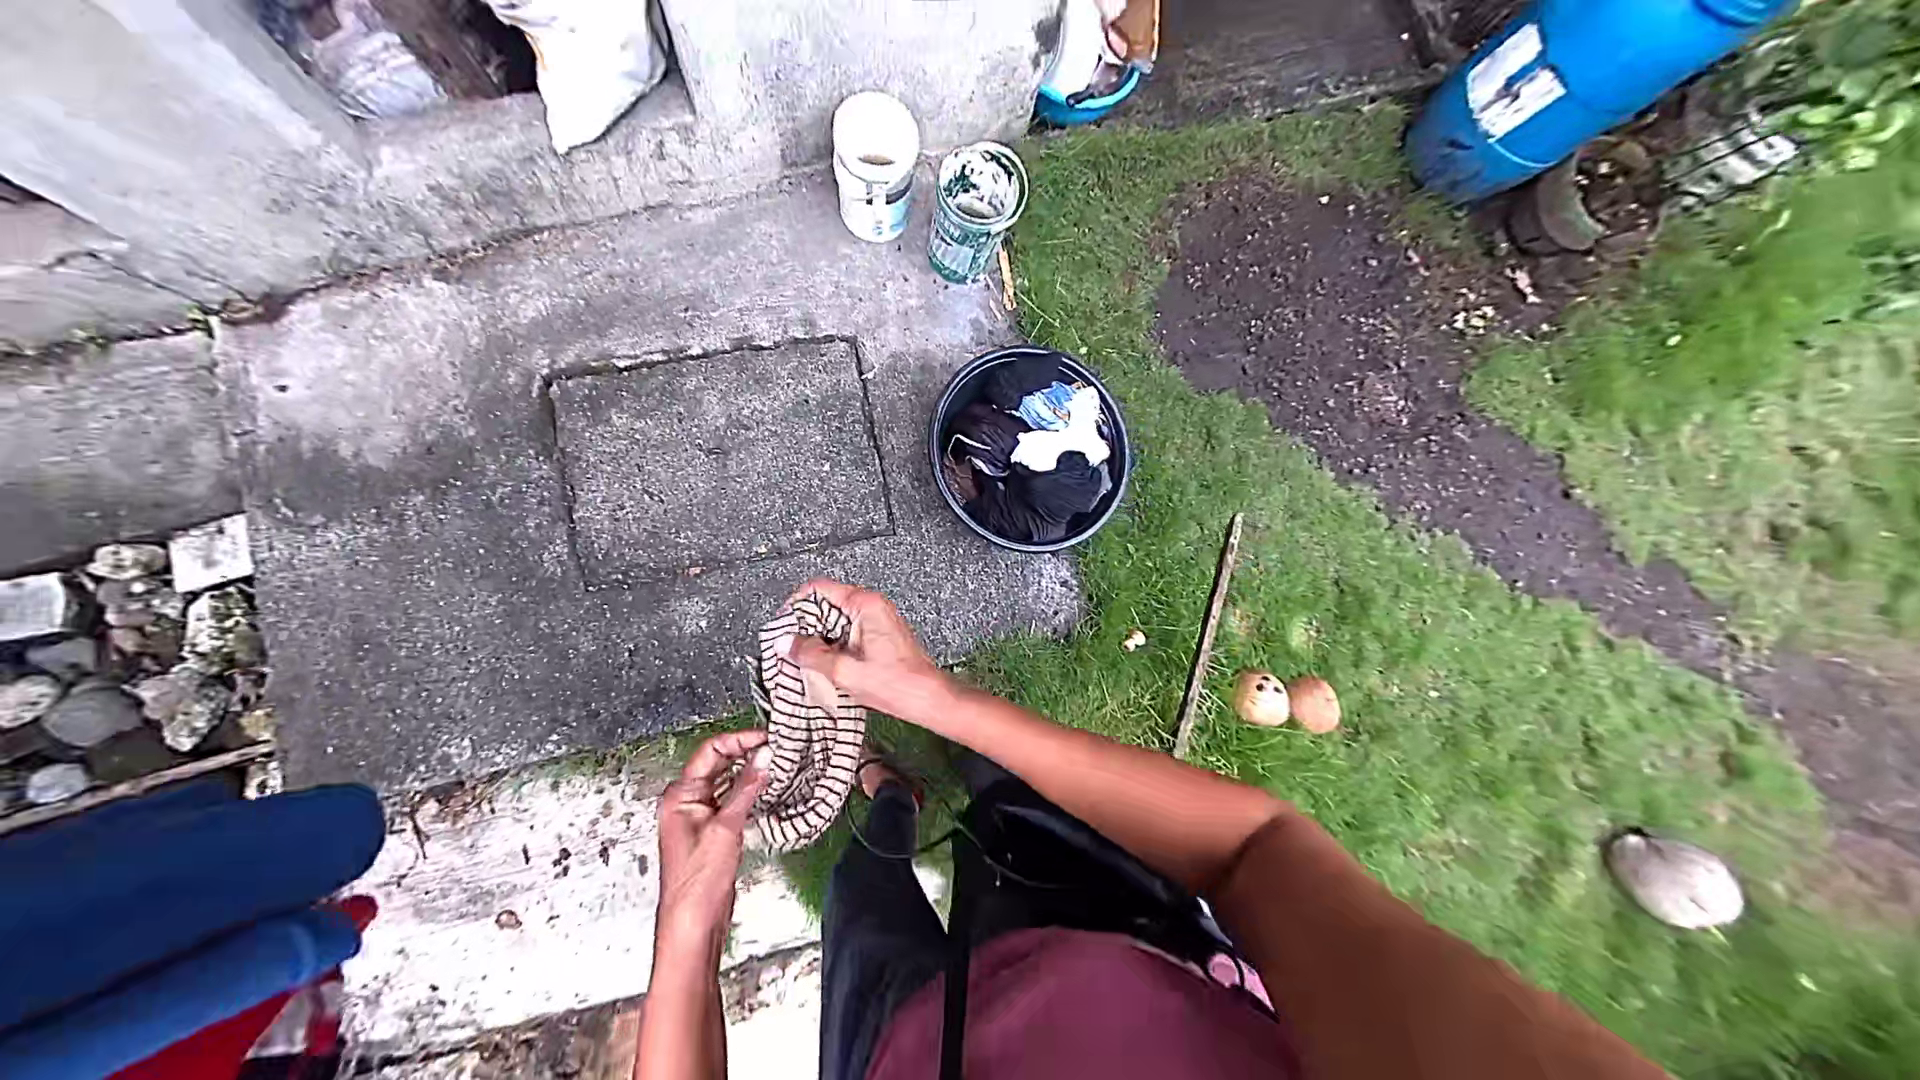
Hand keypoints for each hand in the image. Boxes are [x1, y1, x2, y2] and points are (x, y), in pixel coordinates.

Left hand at [656, 730, 771, 946]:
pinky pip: (732, 797)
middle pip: (718, 762)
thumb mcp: (726, 828)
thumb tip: (763, 756)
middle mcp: (687, 800)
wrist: (694, 922)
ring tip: (774, 763)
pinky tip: (765, 786)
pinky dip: (748, 789)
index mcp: (679, 795)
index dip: (738, 740)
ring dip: (749, 770)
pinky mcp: (713, 828)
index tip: (764, 738)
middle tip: (774, 748)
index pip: (711, 751)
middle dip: (745, 752)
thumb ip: (746, 788)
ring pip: (727, 779)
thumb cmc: (698, 881)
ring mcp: (700, 814)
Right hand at [783, 579, 945, 713]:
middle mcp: (871, 606)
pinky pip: (844, 632)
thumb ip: (811, 655)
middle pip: (824, 604)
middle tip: (790, 649)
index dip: (794, 606)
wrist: (926, 697)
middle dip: (804, 626)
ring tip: (805, 661)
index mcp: (865, 604)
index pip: (818, 588)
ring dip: (816, 639)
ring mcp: (874, 619)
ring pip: (832, 621)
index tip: (783, 627)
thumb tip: (785, 644)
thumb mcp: (844, 671)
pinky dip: (830, 646)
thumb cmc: (899, 683)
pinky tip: (823, 666)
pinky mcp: (875, 634)